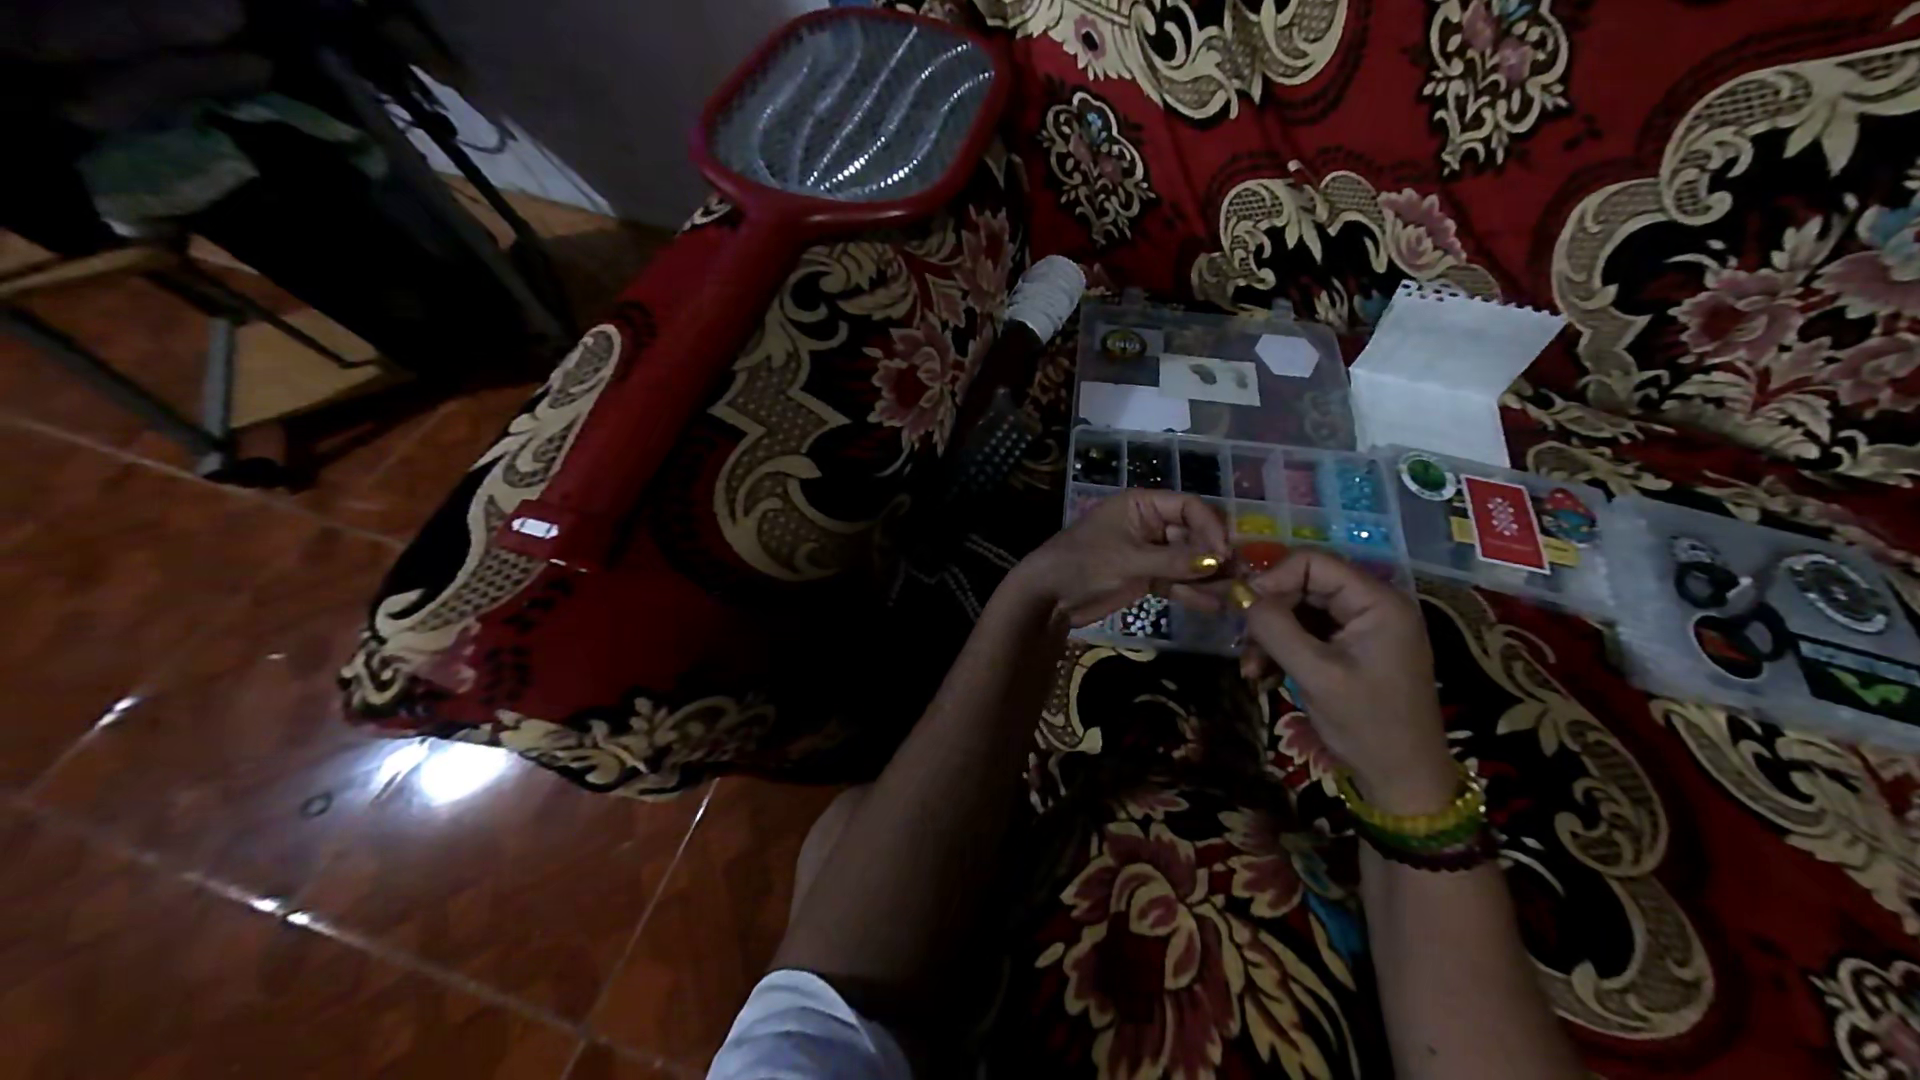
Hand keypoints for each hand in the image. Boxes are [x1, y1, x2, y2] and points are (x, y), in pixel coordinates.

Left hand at [1010, 490, 1230, 625]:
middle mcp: (1148, 524)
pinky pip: (1174, 580)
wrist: (1048, 596)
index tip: (1223, 553)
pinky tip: (1213, 605)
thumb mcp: (1129, 560)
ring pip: (1186, 560)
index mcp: (1140, 505)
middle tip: (1238, 576)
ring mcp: (1147, 551)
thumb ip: (1173, 561)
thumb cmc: (1083, 564)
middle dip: (1213, 555)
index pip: (1188, 506)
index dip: (1210, 527)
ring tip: (1233, 595)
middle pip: (1192, 534)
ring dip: (1206, 577)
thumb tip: (1216, 561)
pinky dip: (1190, 592)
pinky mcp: (1144, 577)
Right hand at [1239, 550, 1456, 814]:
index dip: (1272, 578)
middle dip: (1268, 614)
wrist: (1402, 780)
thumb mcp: (1316, 674)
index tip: (1242, 609)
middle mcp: (1371, 605)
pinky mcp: (1350, 649)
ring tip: (1252, 671)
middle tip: (1244, 648)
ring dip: (1269, 637)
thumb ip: (1277, 629)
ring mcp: (1361, 628)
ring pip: (1298, 611)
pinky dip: (1282, 651)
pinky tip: (1266, 677)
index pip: (1312, 563)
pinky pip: (1306, 634)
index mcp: (1377, 602)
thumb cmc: (1367, 724)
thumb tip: (1241, 596)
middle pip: (1302, 586)